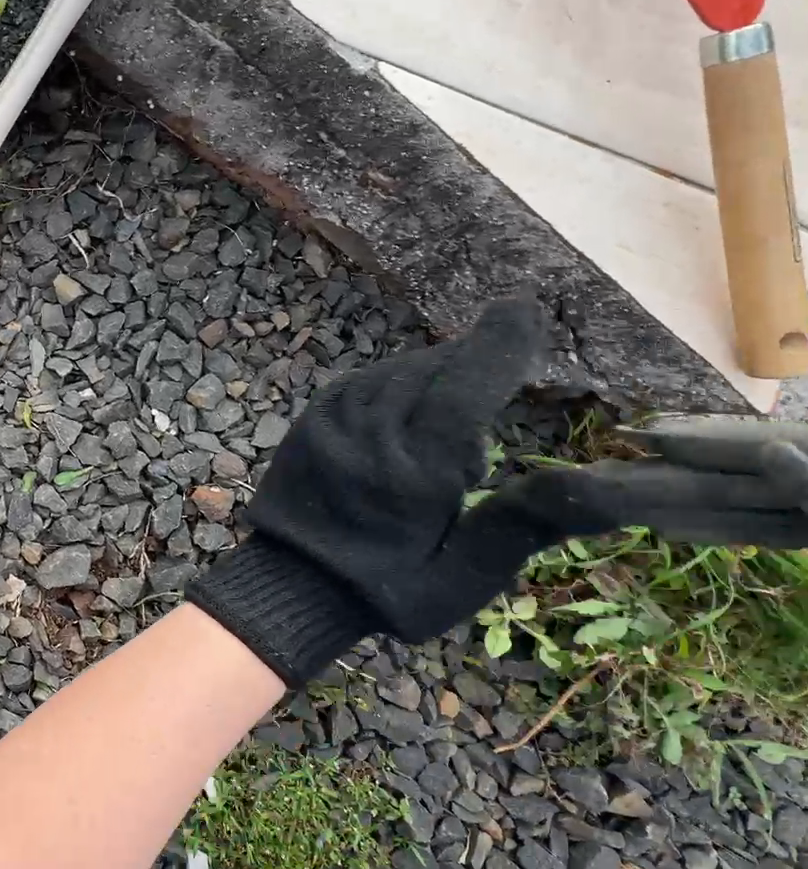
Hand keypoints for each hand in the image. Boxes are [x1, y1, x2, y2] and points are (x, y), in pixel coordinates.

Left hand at [186, 295, 807, 687]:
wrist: (289, 585)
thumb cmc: (388, 590)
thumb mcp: (466, 574)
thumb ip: (529, 521)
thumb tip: (608, 484)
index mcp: (415, 467)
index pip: (464, 388)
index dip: (496, 345)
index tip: (524, 307)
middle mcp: (368, 431)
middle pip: (432, 373)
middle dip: (473, 363)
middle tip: (503, 366)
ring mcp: (330, 421)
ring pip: (395, 373)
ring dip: (435, 375)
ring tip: (454, 418)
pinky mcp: (308, 421)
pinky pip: (361, 383)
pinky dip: (395, 382)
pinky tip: (411, 406)